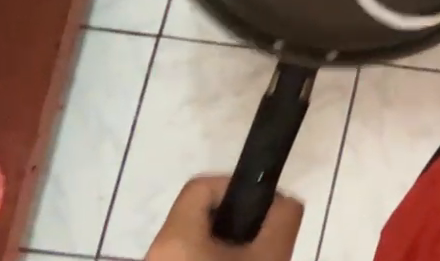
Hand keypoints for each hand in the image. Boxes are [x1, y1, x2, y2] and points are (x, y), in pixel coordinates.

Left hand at [145, 176, 303, 260]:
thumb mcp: (270, 258)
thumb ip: (284, 217)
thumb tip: (282, 203)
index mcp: (176, 239)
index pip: (200, 187)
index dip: (235, 186)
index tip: (260, 208)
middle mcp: (155, 256)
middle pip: (197, 218)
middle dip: (234, 224)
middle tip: (259, 244)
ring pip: (192, 247)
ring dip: (223, 250)